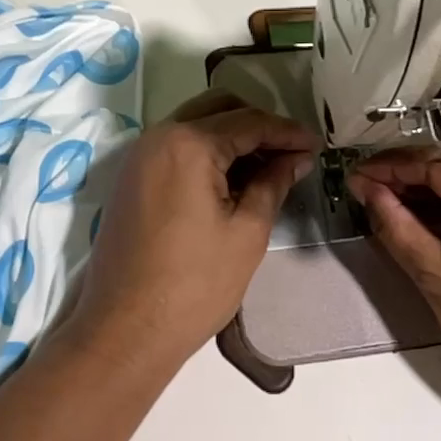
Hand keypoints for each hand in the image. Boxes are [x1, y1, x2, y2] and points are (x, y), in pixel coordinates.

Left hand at [68, 90, 317, 365]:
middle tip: (289, 153)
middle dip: (257, 124)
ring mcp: (140, 155)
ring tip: (266, 168)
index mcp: (188, 143)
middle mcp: (159, 135)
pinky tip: (231, 180)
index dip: (286, 132)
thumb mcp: (247, 232)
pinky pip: (176, 145)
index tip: (316, 145)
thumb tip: (296, 157)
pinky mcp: (131, 177)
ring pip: (196, 123)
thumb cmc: (194, 285)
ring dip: (231, 136)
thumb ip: (273, 183)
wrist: (124, 332)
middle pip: (218, 107)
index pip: (249, 122)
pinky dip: (206, 151)